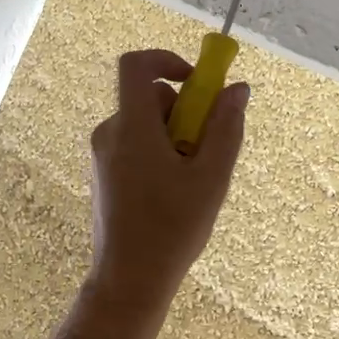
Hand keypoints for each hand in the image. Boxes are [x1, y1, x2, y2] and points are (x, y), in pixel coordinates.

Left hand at [46, 49, 247, 338]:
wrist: (129, 279)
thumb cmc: (173, 228)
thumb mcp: (211, 177)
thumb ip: (225, 127)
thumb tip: (237, 89)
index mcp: (131, 127)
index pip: (135, 65)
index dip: (166, 59)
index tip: (197, 81)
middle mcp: (109, 134)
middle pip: (146, 97)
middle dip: (182, 111)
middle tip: (205, 149)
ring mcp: (101, 155)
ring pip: (143, 124)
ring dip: (172, 137)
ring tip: (191, 180)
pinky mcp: (102, 174)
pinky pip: (133, 145)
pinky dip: (157, 153)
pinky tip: (173, 193)